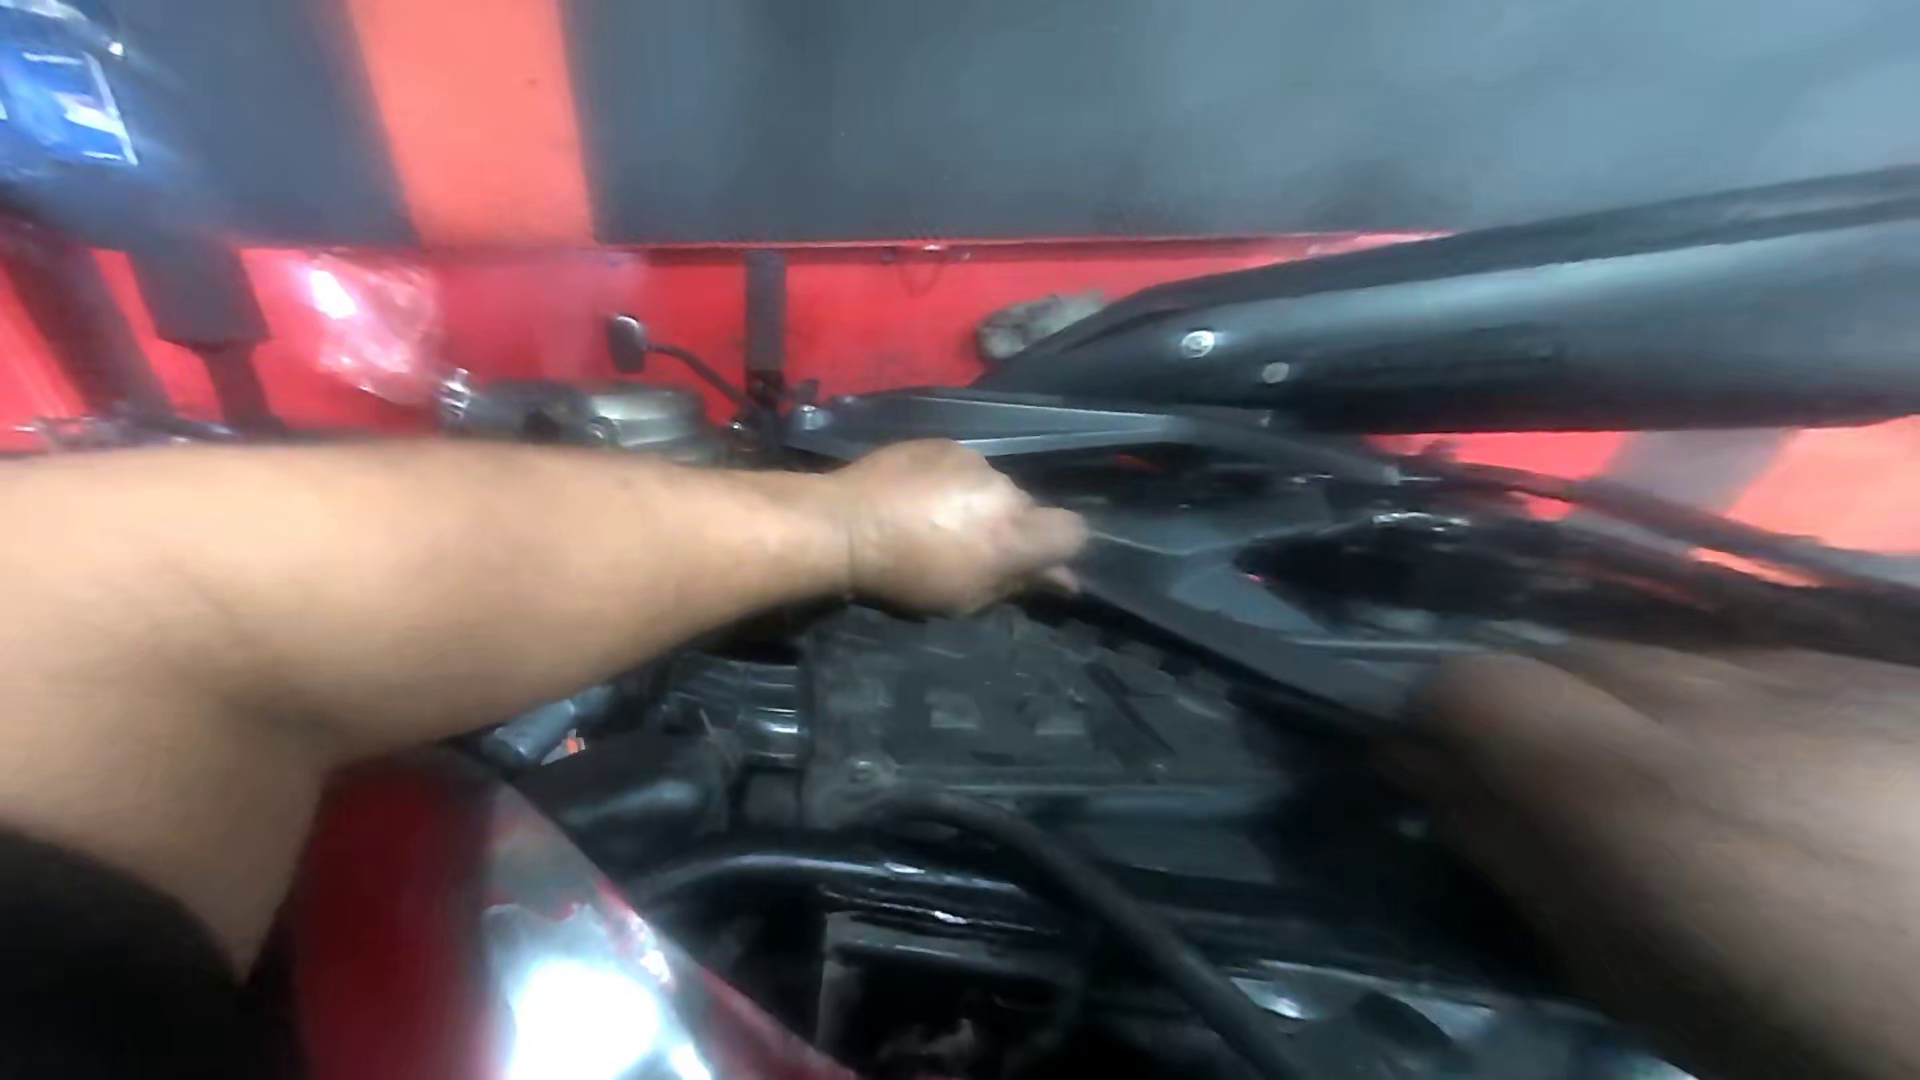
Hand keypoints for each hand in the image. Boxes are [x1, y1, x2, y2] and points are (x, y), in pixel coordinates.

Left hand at [821, 440, 1086, 614]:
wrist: (846, 525)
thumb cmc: (906, 575)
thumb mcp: (967, 597)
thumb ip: (1019, 583)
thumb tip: (1064, 580)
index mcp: (1015, 533)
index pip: (1074, 530)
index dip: (1060, 546)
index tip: (1034, 560)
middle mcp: (1005, 488)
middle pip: (1028, 507)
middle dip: (1010, 526)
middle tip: (971, 543)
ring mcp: (974, 460)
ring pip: (994, 485)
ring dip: (980, 502)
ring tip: (937, 517)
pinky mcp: (944, 444)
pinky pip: (964, 467)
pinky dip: (952, 482)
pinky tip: (920, 495)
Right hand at [1396, 643, 1919, 1079]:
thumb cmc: (1806, 1030)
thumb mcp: (1622, 969)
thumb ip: (1499, 845)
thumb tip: (1410, 760)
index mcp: (1632, 787)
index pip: (1471, 680)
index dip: (1442, 707)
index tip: (1445, 749)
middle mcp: (1720, 708)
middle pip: (1561, 656)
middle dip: (1540, 704)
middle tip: (1571, 774)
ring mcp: (1826, 684)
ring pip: (1657, 656)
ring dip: (1641, 704)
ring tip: (1699, 778)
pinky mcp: (1900, 680)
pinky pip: (1757, 663)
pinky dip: (1738, 705)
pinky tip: (1793, 770)